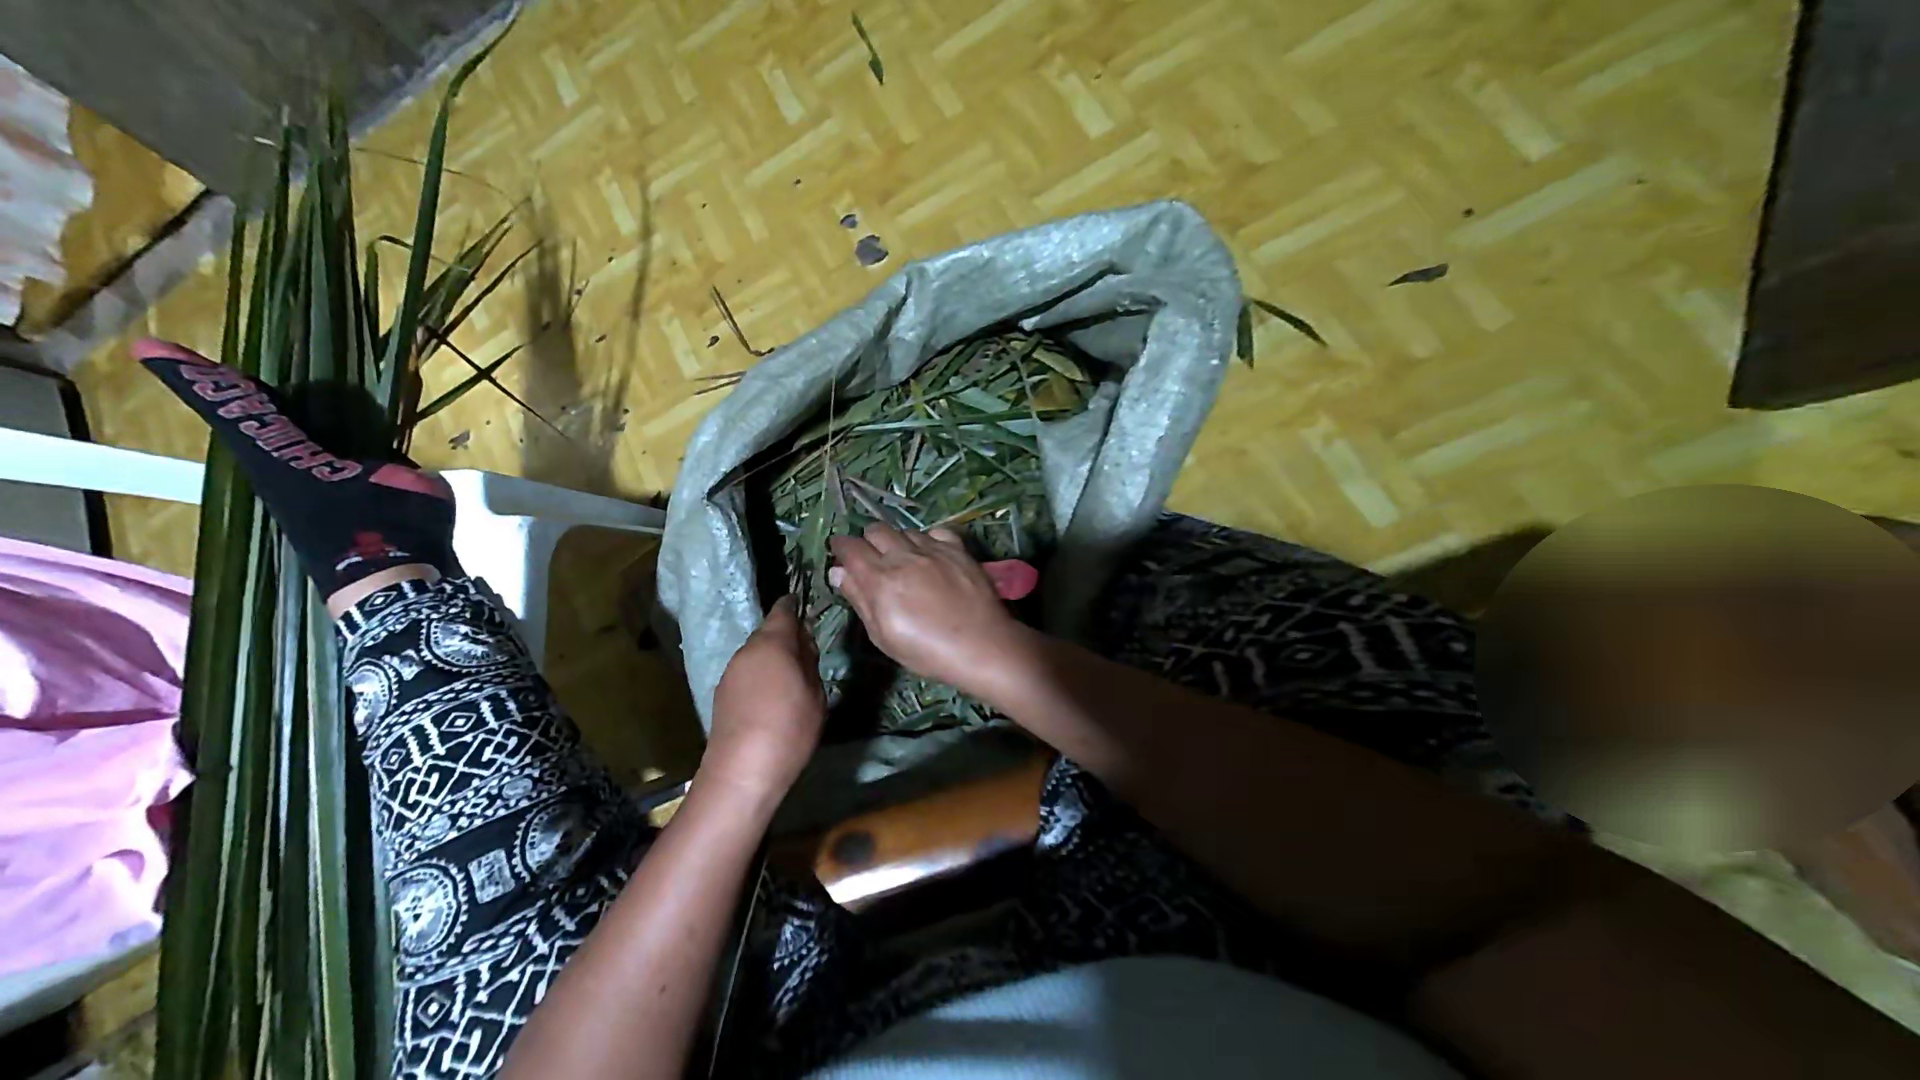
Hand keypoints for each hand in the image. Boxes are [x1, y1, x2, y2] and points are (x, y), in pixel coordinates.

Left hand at [703, 597, 825, 800]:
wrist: (742, 772)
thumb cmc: (789, 728)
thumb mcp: (815, 694)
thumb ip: (810, 663)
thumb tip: (803, 645)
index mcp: (772, 643)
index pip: (783, 611)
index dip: (794, 605)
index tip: (805, 604)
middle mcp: (746, 650)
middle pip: (768, 632)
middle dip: (786, 636)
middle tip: (808, 651)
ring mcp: (730, 672)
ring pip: (756, 654)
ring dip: (773, 658)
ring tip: (793, 676)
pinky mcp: (722, 694)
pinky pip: (747, 672)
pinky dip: (761, 676)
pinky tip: (773, 696)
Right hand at [828, 523, 1036, 698]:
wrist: (981, 646)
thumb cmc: (926, 651)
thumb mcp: (882, 635)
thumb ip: (859, 599)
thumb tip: (838, 571)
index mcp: (880, 579)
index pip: (850, 547)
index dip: (841, 547)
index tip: (840, 553)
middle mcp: (904, 556)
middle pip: (876, 530)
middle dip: (868, 541)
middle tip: (872, 560)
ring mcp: (933, 549)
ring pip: (904, 530)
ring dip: (897, 541)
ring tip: (902, 560)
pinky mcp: (957, 549)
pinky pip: (935, 532)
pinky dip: (926, 539)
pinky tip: (929, 554)